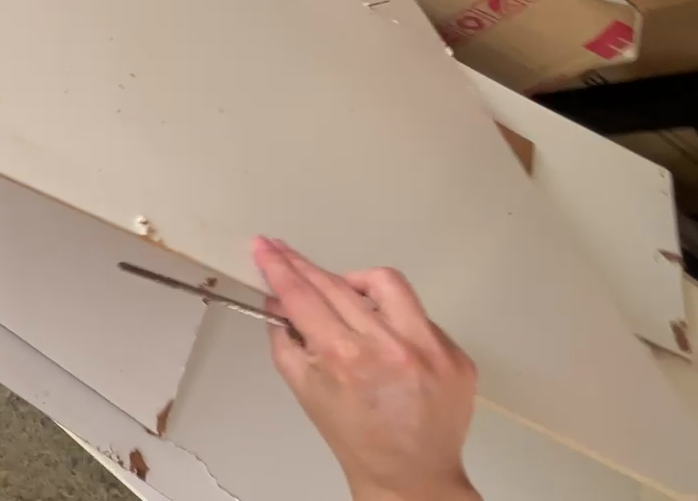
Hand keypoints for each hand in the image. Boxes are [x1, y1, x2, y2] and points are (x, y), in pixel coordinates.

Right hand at [252, 237, 479, 500]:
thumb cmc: (349, 431)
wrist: (411, 475)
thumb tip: (277, 295)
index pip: (301, 294)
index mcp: (345, 356)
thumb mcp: (299, 380)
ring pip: (385, 283)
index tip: (263, 246)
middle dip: (302, 264)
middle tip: (282, 250)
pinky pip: (416, 315)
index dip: (277, 266)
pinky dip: (390, 316)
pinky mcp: (458, 358)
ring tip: (342, 294)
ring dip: (353, 281)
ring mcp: (431, 351)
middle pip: (335, 284)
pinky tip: (380, 335)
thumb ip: (282, 332)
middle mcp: (390, 347)